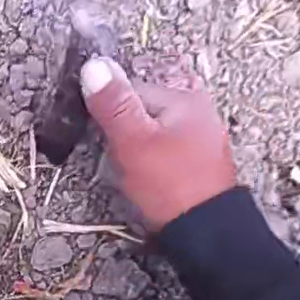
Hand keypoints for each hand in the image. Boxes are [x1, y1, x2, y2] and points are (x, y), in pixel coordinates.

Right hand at [81, 56, 236, 231]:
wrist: (206, 233)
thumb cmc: (170, 186)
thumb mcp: (133, 141)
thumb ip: (113, 104)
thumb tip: (94, 66)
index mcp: (184, 99)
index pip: (131, 90)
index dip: (109, 115)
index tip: (106, 138)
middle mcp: (198, 113)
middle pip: (142, 113)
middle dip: (124, 135)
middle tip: (122, 159)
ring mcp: (201, 140)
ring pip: (151, 136)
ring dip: (136, 153)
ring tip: (135, 175)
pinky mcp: (198, 165)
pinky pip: (164, 154)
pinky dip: (151, 165)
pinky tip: (148, 182)